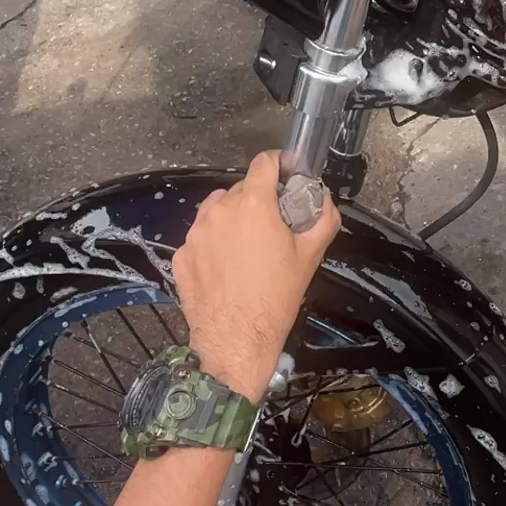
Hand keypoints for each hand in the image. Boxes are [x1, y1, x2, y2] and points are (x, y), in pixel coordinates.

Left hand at [171, 151, 340, 398]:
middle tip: (273, 225)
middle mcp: (219, 211)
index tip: (288, 176)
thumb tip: (325, 202)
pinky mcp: (180, 256)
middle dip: (258, 200)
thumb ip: (323, 219)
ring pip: (216, 211)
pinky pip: (201, 238)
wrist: (236, 342)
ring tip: (247, 248)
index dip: (279, 165)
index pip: (263, 163)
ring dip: (232, 218)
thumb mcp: (311, 256)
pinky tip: (227, 269)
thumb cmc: (278, 296)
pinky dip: (214, 244)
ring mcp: (194, 234)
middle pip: (241, 189)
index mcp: (253, 204)